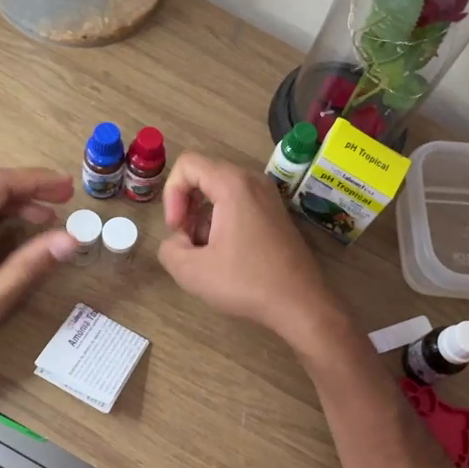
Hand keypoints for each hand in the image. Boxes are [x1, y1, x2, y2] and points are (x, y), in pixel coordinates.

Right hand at [157, 153, 348, 346]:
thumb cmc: (247, 282)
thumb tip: (179, 240)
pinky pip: (238, 204)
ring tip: (207, 255)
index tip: (176, 228)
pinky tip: (227, 256)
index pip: (187, 164)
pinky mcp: (275, 213)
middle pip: (203, 176)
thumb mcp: (191, 271)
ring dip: (204, 219)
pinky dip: (223, 223)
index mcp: (233, 184)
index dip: (171, 194)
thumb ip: (169, 248)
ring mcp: (268, 196)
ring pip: (220, 193)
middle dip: (186, 207)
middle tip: (187, 240)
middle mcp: (253, 180)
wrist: (300, 303)